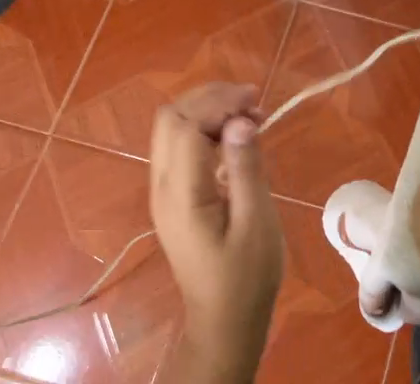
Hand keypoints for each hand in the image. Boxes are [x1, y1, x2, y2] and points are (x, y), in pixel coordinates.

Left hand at [150, 83, 282, 383]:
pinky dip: (206, 129)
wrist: (225, 319)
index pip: (185, 125)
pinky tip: (237, 138)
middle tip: (253, 105)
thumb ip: (245, 168)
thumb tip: (239, 121)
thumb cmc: (247, 275)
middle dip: (210, 99)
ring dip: (208, 111)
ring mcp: (164, 191)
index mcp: (181, 194)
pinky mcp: (174, 196)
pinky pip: (180, 146)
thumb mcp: (256, 221)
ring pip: (172, 128)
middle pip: (170, 118)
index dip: (219, 102)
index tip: (256, 101)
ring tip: (250, 117)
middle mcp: (163, 187)